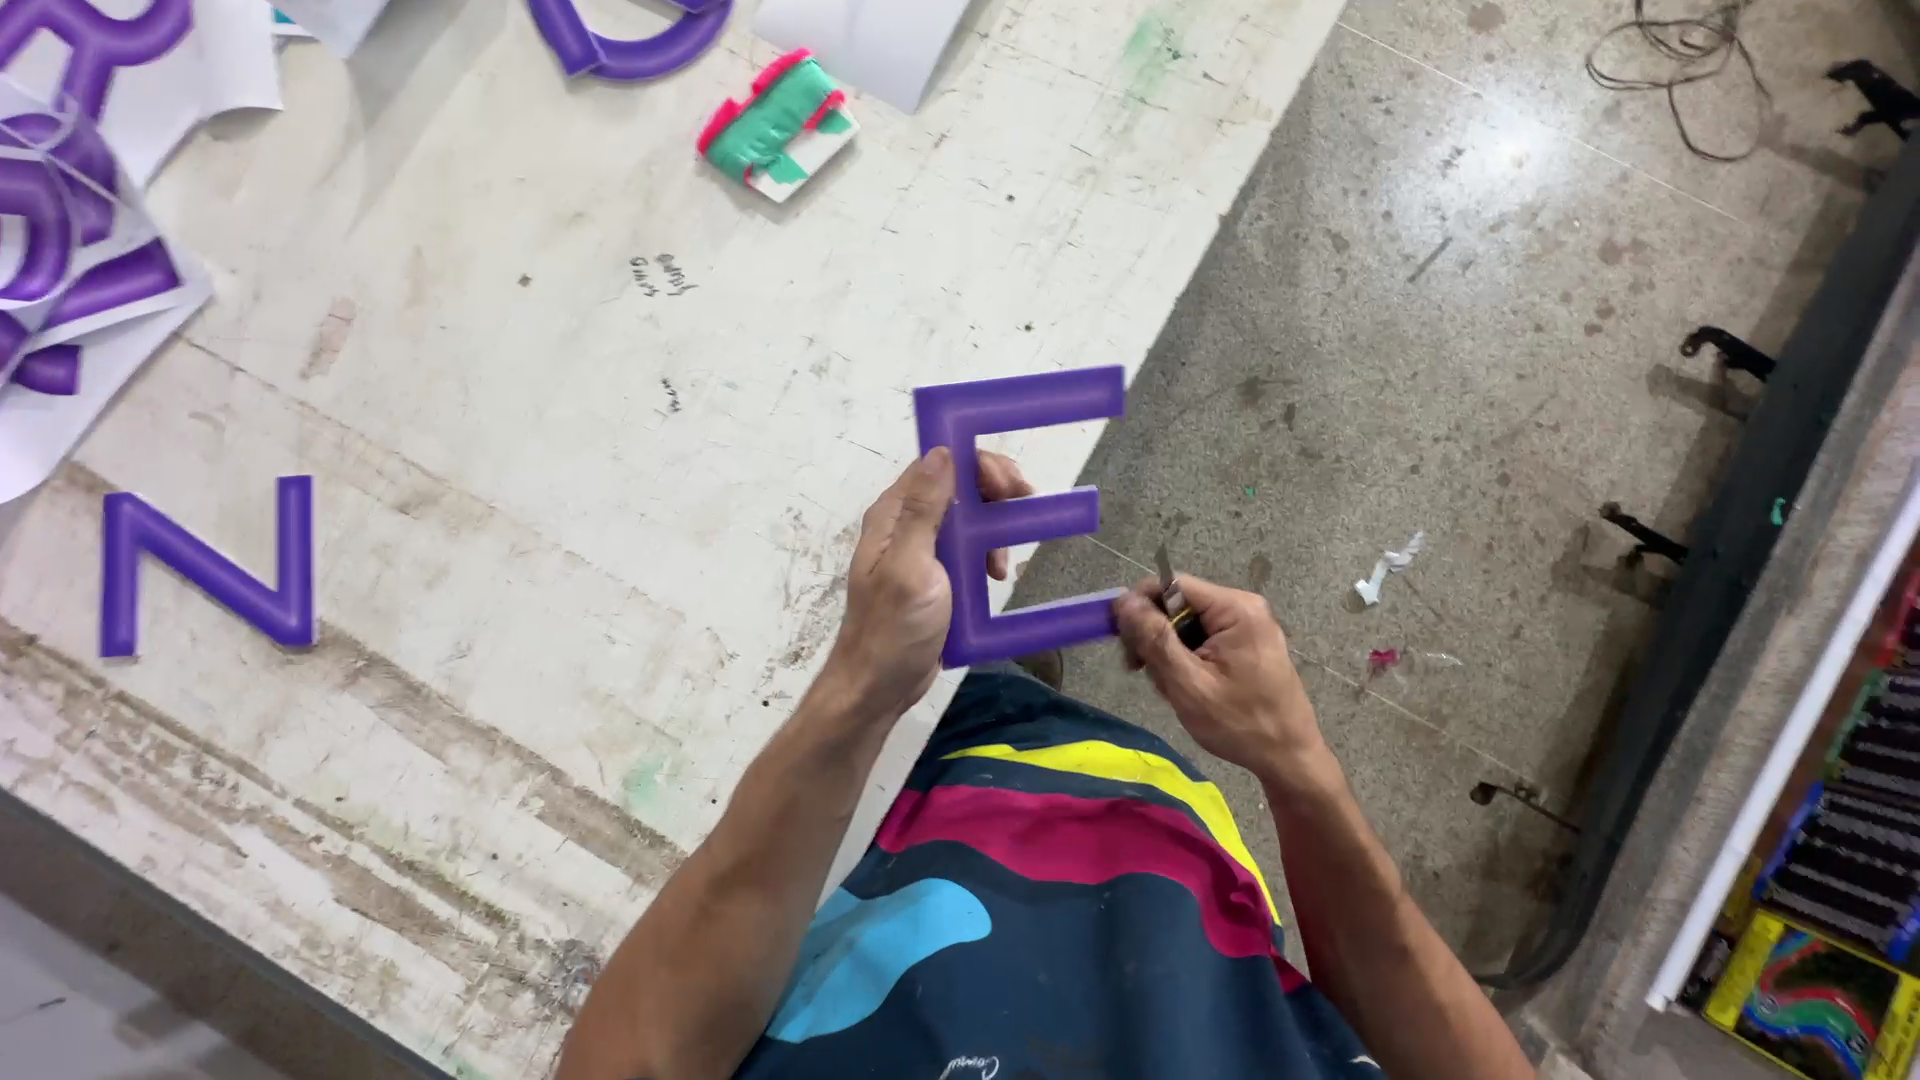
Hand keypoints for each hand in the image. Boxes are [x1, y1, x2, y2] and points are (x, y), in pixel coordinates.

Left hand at [822, 448, 1032, 716]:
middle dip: (994, 492)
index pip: (938, 465)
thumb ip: (923, 509)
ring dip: (994, 529)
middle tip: (1025, 506)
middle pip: (957, 487)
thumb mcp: (910, 565)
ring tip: (1003, 563)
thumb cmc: (893, 628)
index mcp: (893, 515)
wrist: (878, 687)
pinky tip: (997, 576)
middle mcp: (904, 525)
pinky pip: (967, 551)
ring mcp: (921, 552)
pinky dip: (987, 556)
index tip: (1010, 487)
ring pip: (967, 519)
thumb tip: (941, 452)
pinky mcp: (936, 578)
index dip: (977, 466)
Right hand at [1112, 575, 1324, 780]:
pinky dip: (1186, 660)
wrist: (1289, 759)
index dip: (1140, 608)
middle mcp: (1242, 607)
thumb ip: (1154, 639)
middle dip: (1155, 637)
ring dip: (1168, 654)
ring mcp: (1246, 625)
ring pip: (1184, 624)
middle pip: (1176, 604)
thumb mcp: (1189, 684)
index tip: (1125, 644)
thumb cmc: (1241, 725)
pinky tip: (1187, 687)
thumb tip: (1123, 600)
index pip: (1170, 584)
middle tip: (1145, 673)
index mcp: (1235, 608)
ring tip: (1172, 689)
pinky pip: (1201, 638)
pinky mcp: (1245, 643)